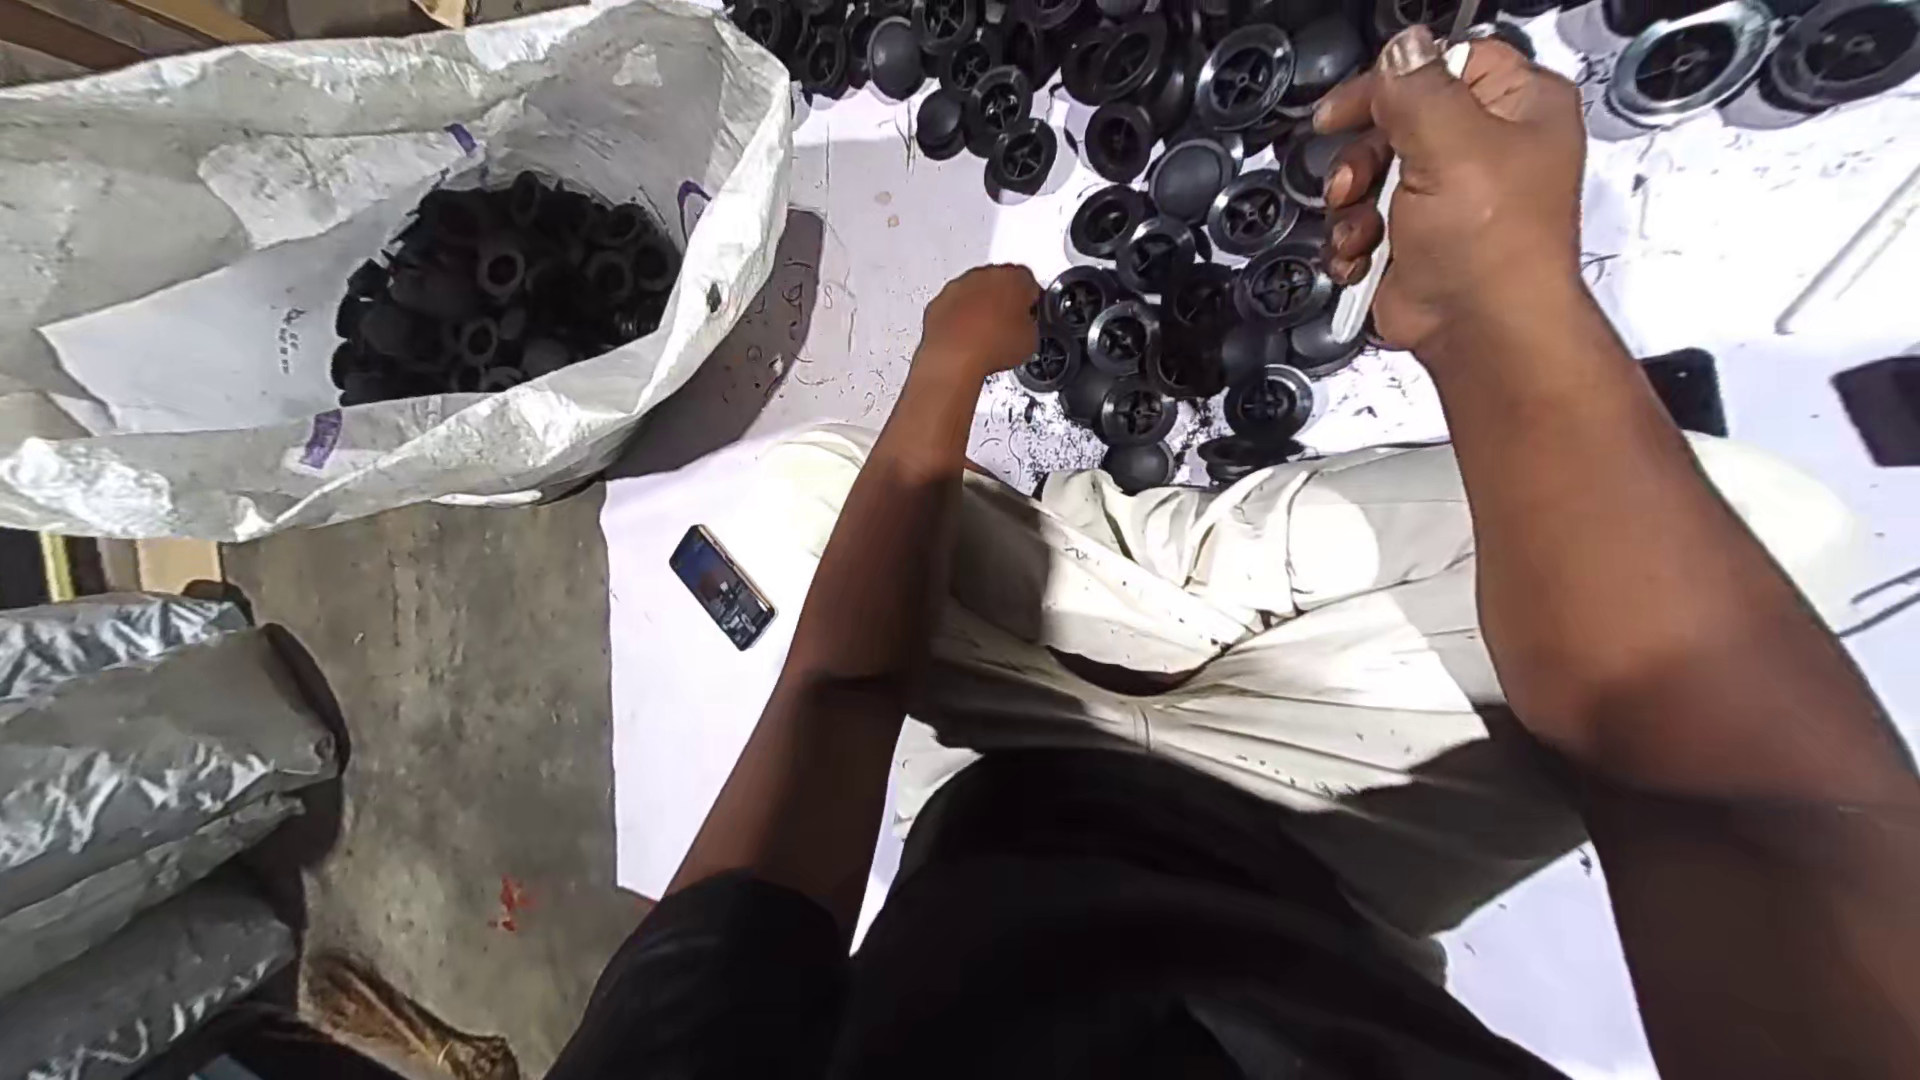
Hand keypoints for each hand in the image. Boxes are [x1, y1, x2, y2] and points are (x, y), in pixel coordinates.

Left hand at [916, 264, 1041, 381]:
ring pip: (974, 294)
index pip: (1029, 284)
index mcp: (1015, 277)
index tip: (1028, 318)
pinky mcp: (939, 303)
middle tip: (1006, 329)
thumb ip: (1030, 327)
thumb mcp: (1030, 341)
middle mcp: (985, 275)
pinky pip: (952, 309)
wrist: (956, 357)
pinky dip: (957, 321)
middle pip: (999, 284)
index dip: (1030, 304)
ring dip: (979, 310)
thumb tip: (1025, 333)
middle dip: (1002, 303)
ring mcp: (959, 287)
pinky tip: (965, 341)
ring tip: (985, 339)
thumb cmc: (991, 345)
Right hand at [1315, 26, 1586, 361]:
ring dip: (1351, 212)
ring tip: (1365, 233)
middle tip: (1355, 184)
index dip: (1386, 85)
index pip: (1440, 67)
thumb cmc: (1491, 247)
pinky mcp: (1406, 242)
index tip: (1342, 109)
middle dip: (1360, 163)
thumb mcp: (1455, 150)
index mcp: (1510, 110)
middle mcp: (1475, 151)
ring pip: (1367, 183)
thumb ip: (1421, 94)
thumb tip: (1400, 49)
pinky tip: (1365, 257)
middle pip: (1391, 130)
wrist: (1474, 326)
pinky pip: (1359, 228)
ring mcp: (1437, 201)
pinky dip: (1352, 245)